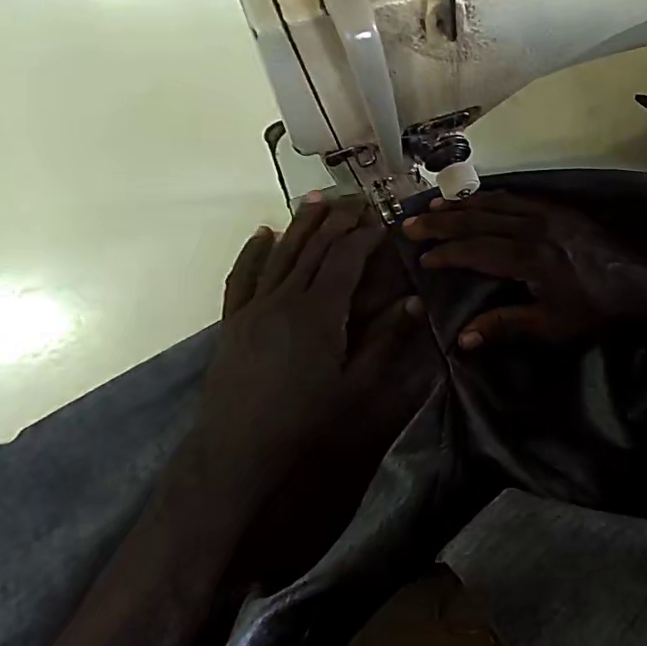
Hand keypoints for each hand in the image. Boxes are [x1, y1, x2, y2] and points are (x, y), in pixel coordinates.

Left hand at [201, 194, 419, 469]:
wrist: (238, 446)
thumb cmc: (305, 416)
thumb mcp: (356, 383)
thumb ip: (385, 339)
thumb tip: (413, 301)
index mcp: (319, 313)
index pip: (345, 259)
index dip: (364, 236)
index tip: (381, 221)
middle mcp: (285, 299)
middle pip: (314, 248)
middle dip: (338, 220)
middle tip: (358, 199)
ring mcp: (254, 306)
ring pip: (282, 253)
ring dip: (302, 224)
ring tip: (320, 198)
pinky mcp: (233, 319)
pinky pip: (243, 275)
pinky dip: (254, 250)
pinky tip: (264, 231)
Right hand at [401, 191, 646, 348]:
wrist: (643, 284)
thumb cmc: (597, 310)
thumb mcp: (552, 325)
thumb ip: (506, 326)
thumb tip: (461, 338)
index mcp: (529, 257)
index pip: (475, 250)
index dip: (446, 253)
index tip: (422, 258)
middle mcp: (535, 227)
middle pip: (479, 219)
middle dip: (443, 222)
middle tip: (412, 223)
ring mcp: (550, 213)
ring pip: (497, 202)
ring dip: (464, 204)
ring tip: (436, 205)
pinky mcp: (563, 209)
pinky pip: (519, 196)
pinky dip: (493, 196)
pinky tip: (481, 198)